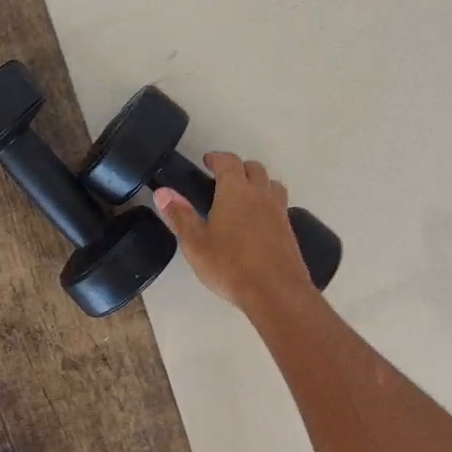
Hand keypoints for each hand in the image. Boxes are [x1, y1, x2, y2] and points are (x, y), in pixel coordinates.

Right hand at [153, 152, 316, 314]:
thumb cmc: (230, 265)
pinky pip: (278, 206)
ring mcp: (279, 212)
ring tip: (242, 197)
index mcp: (236, 191)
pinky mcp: (289, 231)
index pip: (228, 162)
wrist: (276, 293)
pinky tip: (256, 223)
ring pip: (271, 185)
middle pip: (254, 168)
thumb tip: (162, 191)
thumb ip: (179, 215)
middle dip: (238, 168)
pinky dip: (266, 204)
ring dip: (257, 183)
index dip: (216, 158)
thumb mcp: (195, 242)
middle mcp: (260, 195)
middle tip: (222, 179)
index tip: (207, 162)